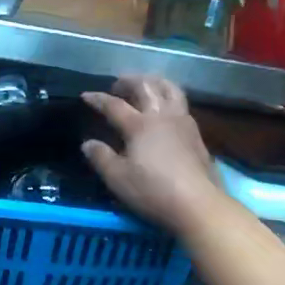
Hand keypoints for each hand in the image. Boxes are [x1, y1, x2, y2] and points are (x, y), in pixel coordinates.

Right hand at [80, 76, 228, 235]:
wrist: (198, 203)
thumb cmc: (153, 191)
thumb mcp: (118, 178)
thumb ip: (101, 158)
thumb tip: (88, 143)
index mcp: (140, 125)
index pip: (114, 106)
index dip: (99, 99)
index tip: (86, 95)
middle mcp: (162, 116)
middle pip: (146, 87)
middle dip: (129, 81)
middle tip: (118, 85)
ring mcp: (182, 122)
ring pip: (170, 89)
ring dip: (154, 82)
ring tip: (146, 84)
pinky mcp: (196, 133)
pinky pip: (181, 103)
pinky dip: (169, 96)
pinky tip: (166, 107)